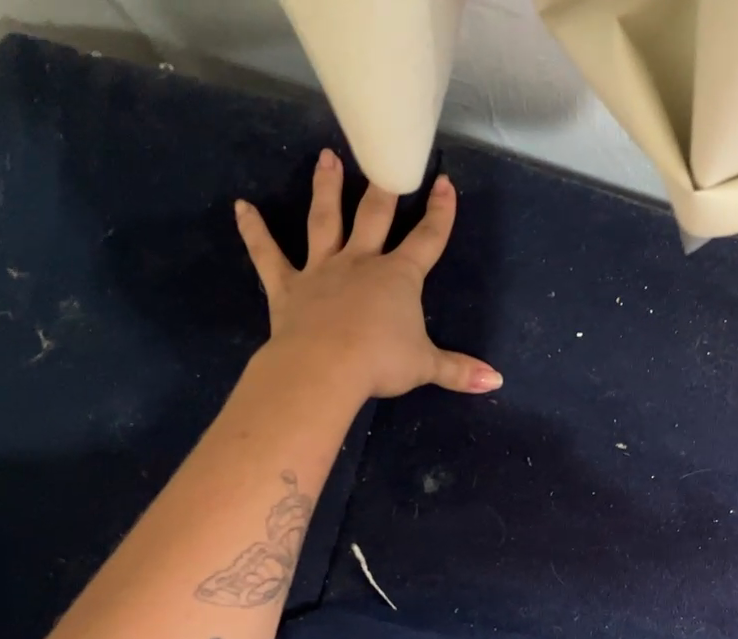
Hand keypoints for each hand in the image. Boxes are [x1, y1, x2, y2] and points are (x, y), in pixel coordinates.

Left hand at [233, 148, 501, 400]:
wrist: (326, 367)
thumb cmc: (381, 362)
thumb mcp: (427, 367)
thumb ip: (460, 370)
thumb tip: (496, 380)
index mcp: (399, 277)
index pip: (428, 239)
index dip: (440, 213)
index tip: (445, 183)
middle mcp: (362, 262)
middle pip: (375, 218)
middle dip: (384, 189)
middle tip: (384, 159)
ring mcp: (322, 270)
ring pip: (324, 221)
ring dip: (326, 190)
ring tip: (326, 159)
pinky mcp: (288, 286)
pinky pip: (267, 254)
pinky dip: (254, 231)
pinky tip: (241, 208)